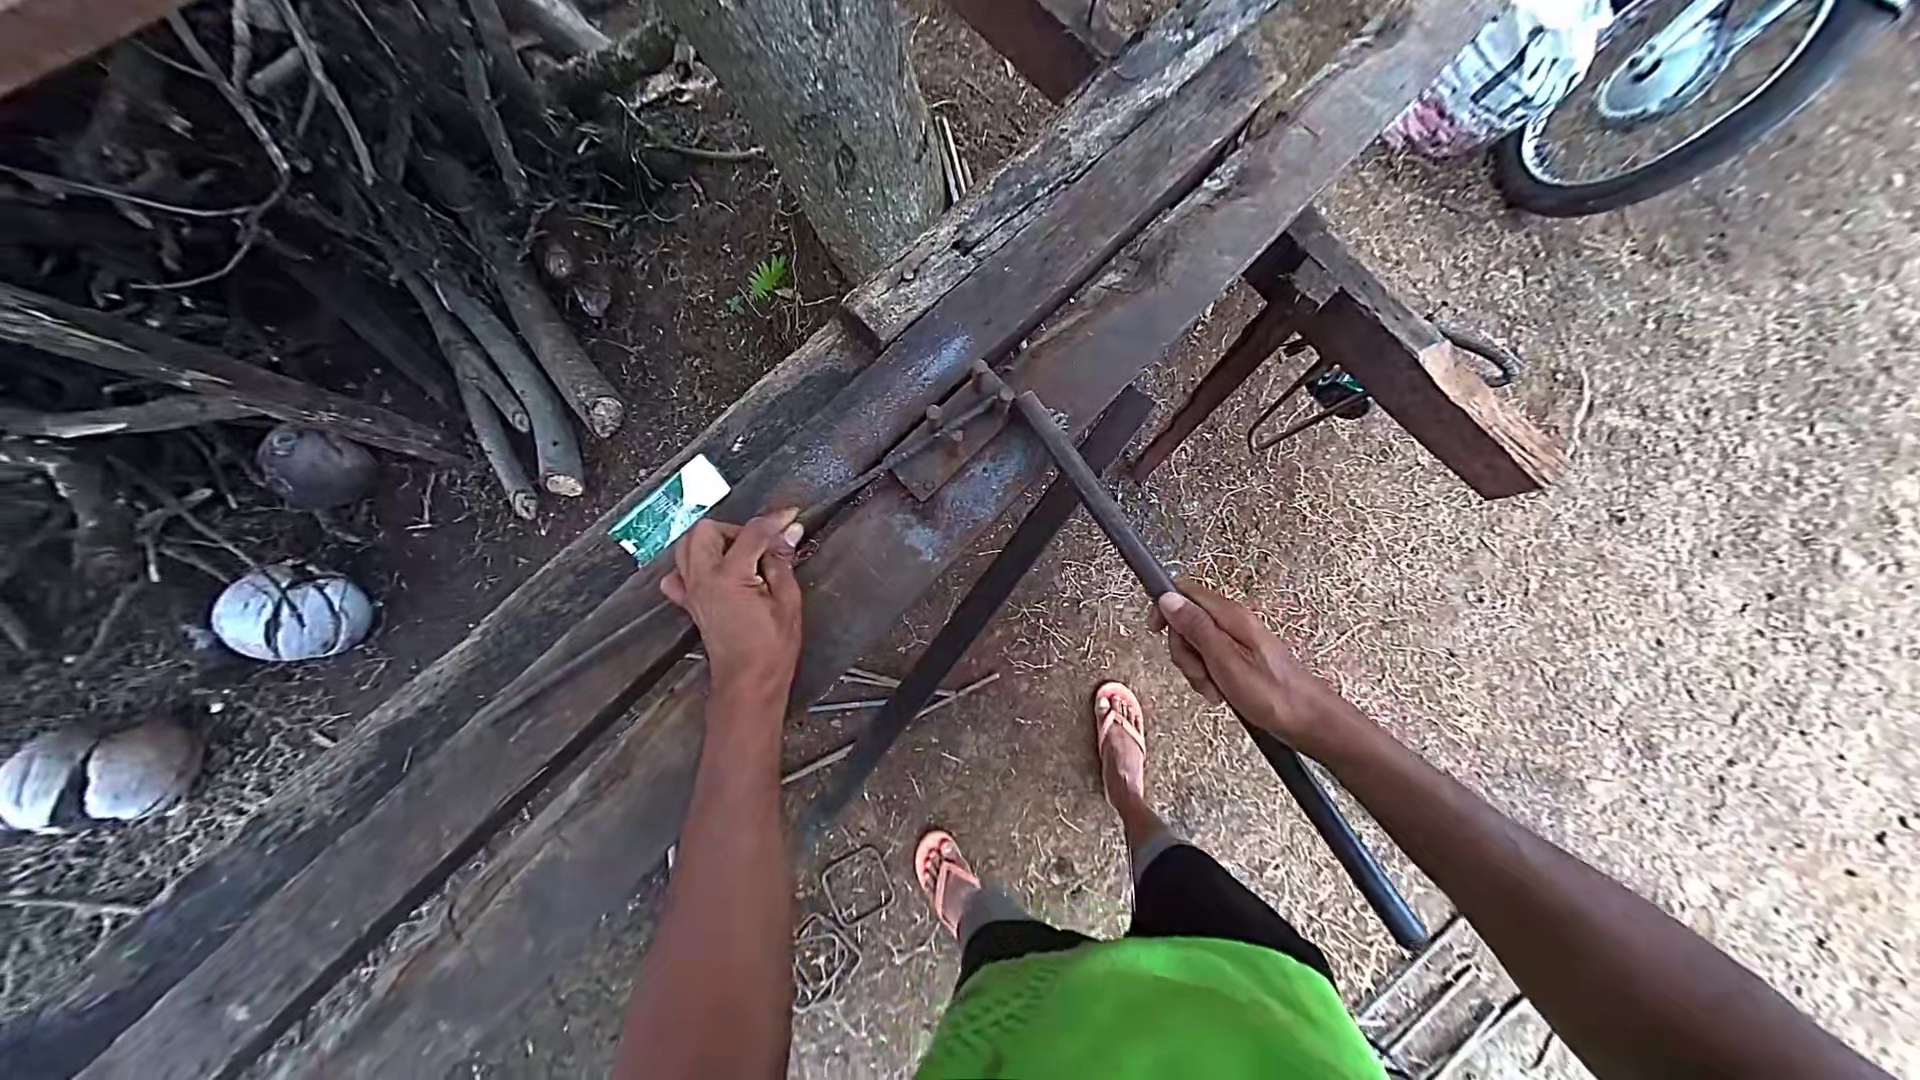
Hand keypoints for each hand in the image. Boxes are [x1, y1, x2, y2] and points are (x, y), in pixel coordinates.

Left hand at [661, 509, 804, 708]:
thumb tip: (788, 533)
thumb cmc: (771, 649)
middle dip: (738, 528)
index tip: (791, 516)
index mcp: (729, 577)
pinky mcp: (690, 604)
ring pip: (688, 546)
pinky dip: (693, 565)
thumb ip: (783, 562)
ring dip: (714, 540)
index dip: (775, 520)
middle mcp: (703, 579)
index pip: (752, 533)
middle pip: (707, 530)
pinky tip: (715, 571)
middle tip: (764, 540)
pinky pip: (679, 574)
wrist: (748, 683)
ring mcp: (692, 591)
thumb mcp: (787, 601)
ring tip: (743, 553)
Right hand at [1150, 580, 1368, 755]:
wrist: (1308, 722)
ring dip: (1196, 668)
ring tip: (1214, 686)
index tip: (1157, 629)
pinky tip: (1220, 690)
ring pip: (1195, 643)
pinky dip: (1208, 676)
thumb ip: (1196, 627)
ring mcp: (1236, 640)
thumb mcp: (1224, 661)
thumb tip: (1169, 599)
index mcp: (1230, 616)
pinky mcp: (1239, 657)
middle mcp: (1233, 622)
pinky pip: (1209, 659)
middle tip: (1199, 671)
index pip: (1185, 593)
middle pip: (1186, 621)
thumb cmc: (1274, 696)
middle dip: (1183, 649)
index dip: (1166, 609)